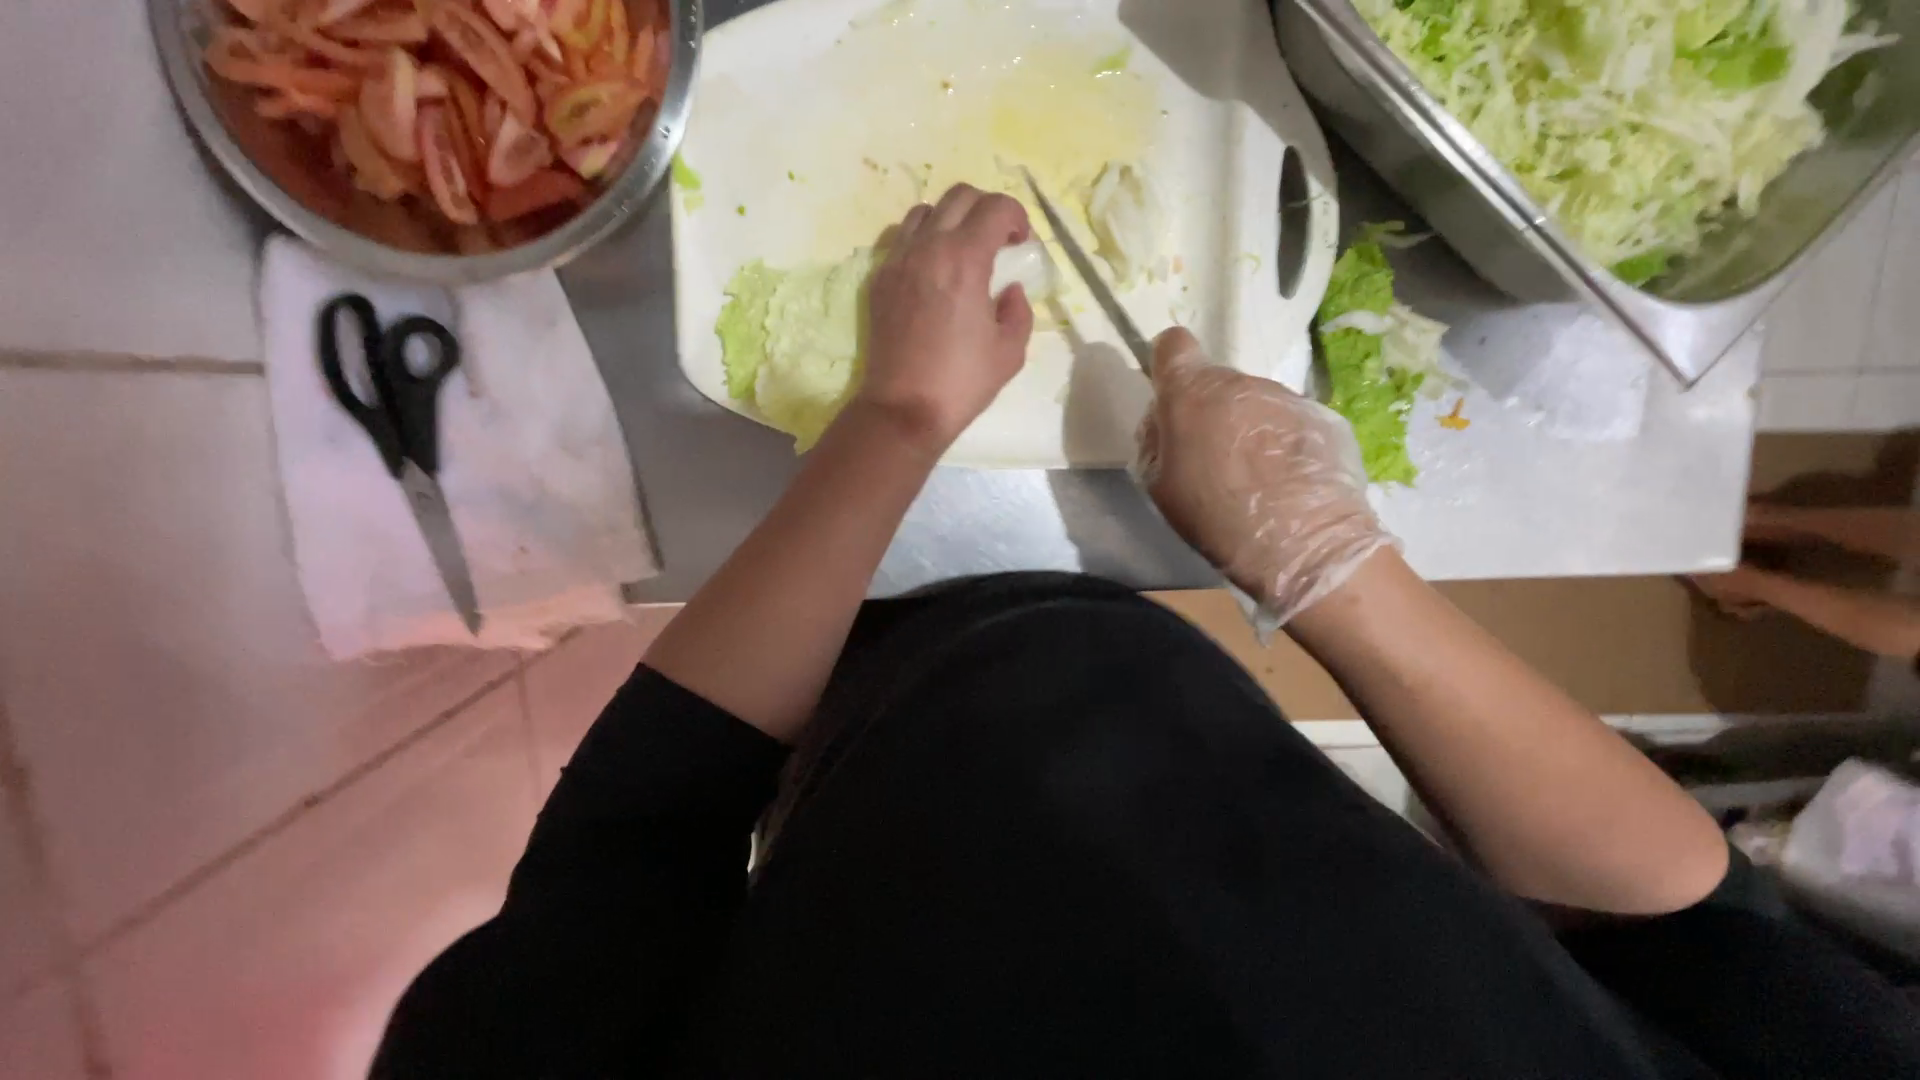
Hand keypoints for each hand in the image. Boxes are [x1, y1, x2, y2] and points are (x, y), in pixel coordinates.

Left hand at [854, 184, 1035, 450]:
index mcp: (965, 259)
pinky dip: (922, 241)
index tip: (1021, 244)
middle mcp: (928, 248)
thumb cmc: (961, 383)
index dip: (1017, 217)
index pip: (995, 207)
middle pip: (959, 196)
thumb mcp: (1010, 352)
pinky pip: (901, 240)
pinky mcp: (879, 280)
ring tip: (962, 252)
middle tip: (997, 241)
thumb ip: (1019, 311)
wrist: (903, 409)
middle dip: (986, 209)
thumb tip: (1011, 290)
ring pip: (925, 212)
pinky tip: (933, 272)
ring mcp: (898, 261)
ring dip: (950, 220)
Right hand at [1137, 327, 1397, 623]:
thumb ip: (1156, 441)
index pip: (1173, 345)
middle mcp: (1240, 382)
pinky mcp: (1324, 417)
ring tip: (1257, 478)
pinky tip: (1290, 483)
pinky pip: (1292, 424)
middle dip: (1213, 411)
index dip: (1169, 363)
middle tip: (1216, 460)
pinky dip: (1286, 445)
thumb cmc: (1215, 517)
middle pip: (1218, 383)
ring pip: (1257, 404)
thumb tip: (1163, 420)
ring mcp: (1286, 396)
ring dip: (1251, 429)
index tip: (1172, 391)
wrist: (1301, 542)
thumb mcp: (1159, 486)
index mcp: (1191, 393)